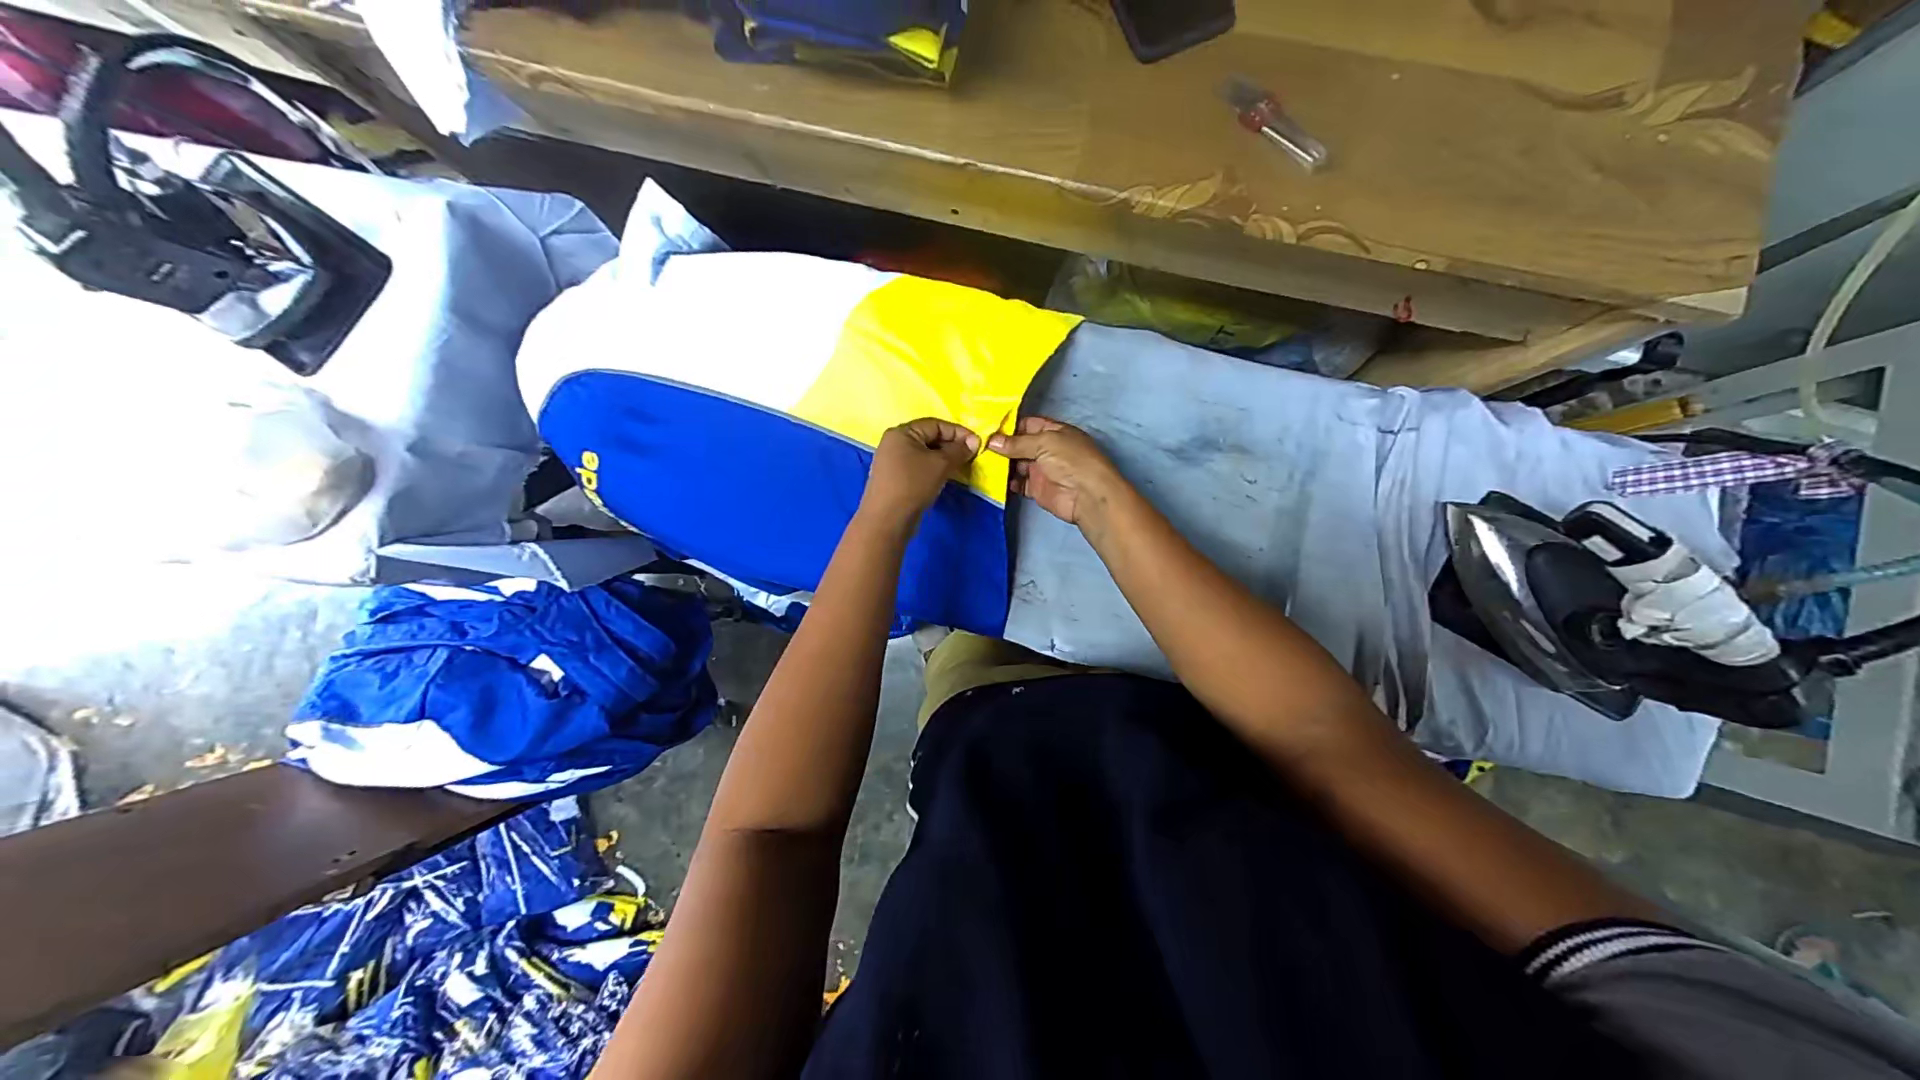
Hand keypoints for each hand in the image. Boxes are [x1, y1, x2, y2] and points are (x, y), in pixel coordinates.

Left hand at [860, 418, 980, 528]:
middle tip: (971, 456)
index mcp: (901, 432)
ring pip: (924, 454)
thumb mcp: (940, 464)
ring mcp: (892, 461)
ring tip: (960, 467)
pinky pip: (918, 467)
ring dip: (944, 459)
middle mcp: (894, 443)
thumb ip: (959, 450)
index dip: (958, 432)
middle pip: (929, 438)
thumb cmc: (913, 485)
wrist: (887, 520)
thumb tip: (975, 441)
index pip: (935, 424)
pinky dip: (933, 469)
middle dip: (951, 446)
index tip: (977, 443)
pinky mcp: (894, 478)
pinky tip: (944, 478)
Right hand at [987, 416, 1127, 527]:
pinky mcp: (1037, 488)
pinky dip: (1007, 481)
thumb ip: (1017, 443)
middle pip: (1019, 445)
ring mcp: (1041, 469)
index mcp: (1053, 431)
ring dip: (1001, 464)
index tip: (986, 427)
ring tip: (980, 461)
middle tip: (977, 445)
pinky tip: (992, 479)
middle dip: (1001, 445)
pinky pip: (1018, 483)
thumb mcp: (1044, 442)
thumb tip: (992, 442)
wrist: (1087, 495)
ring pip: (1016, 464)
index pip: (1027, 424)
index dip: (1009, 426)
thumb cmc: (1071, 460)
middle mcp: (1047, 449)